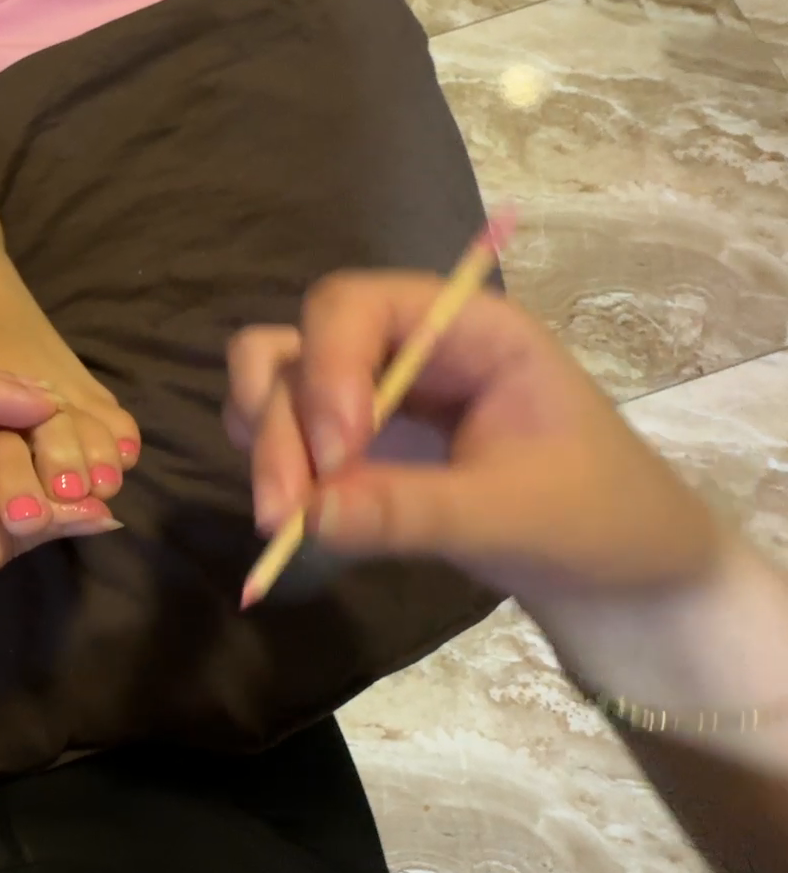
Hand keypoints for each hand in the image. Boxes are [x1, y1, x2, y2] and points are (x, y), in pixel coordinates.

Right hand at [224, 270, 727, 608]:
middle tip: (285, 511)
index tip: (339, 455)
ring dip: (261, 441)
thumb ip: (413, 512)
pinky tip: (289, 503)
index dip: (329, 366)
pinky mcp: (332, 427)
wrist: (612, 565)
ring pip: (267, 379)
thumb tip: (306, 517)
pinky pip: (266, 420)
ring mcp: (356, 384)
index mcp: (460, 329)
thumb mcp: (519, 517)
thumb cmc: (597, 520)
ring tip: (282, 514)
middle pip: (293, 349)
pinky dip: (260, 455)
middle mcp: (394, 344)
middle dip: (280, 428)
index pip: (354, 307)